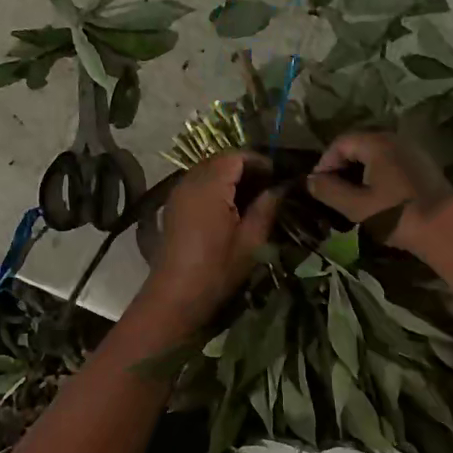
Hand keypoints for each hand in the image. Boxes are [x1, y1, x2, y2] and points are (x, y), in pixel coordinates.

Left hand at [144, 151, 282, 322]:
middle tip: (267, 184)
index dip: (258, 161)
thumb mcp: (250, 241)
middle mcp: (189, 181)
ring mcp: (177, 192)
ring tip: (251, 196)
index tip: (277, 175)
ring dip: (228, 176)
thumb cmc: (216, 270)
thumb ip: (266, 208)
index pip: (236, 156)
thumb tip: (279, 188)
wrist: (175, 296)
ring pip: (206, 170)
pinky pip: (196, 183)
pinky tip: (229, 206)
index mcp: (210, 186)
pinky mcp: (173, 206)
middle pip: (219, 159)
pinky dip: (214, 186)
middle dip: (244, 166)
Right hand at [305, 132, 452, 256]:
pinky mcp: (423, 166)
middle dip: (341, 165)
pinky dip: (376, 173)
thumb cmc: (396, 216)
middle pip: (359, 145)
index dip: (324, 162)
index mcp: (378, 144)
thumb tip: (310, 180)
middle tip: (331, 190)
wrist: (445, 231)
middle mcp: (396, 140)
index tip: (317, 185)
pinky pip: (391, 162)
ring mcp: (413, 152)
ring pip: (375, 154)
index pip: (341, 142)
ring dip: (358, 171)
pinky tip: (374, 196)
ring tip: (350, 195)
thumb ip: (328, 190)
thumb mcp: (355, 206)